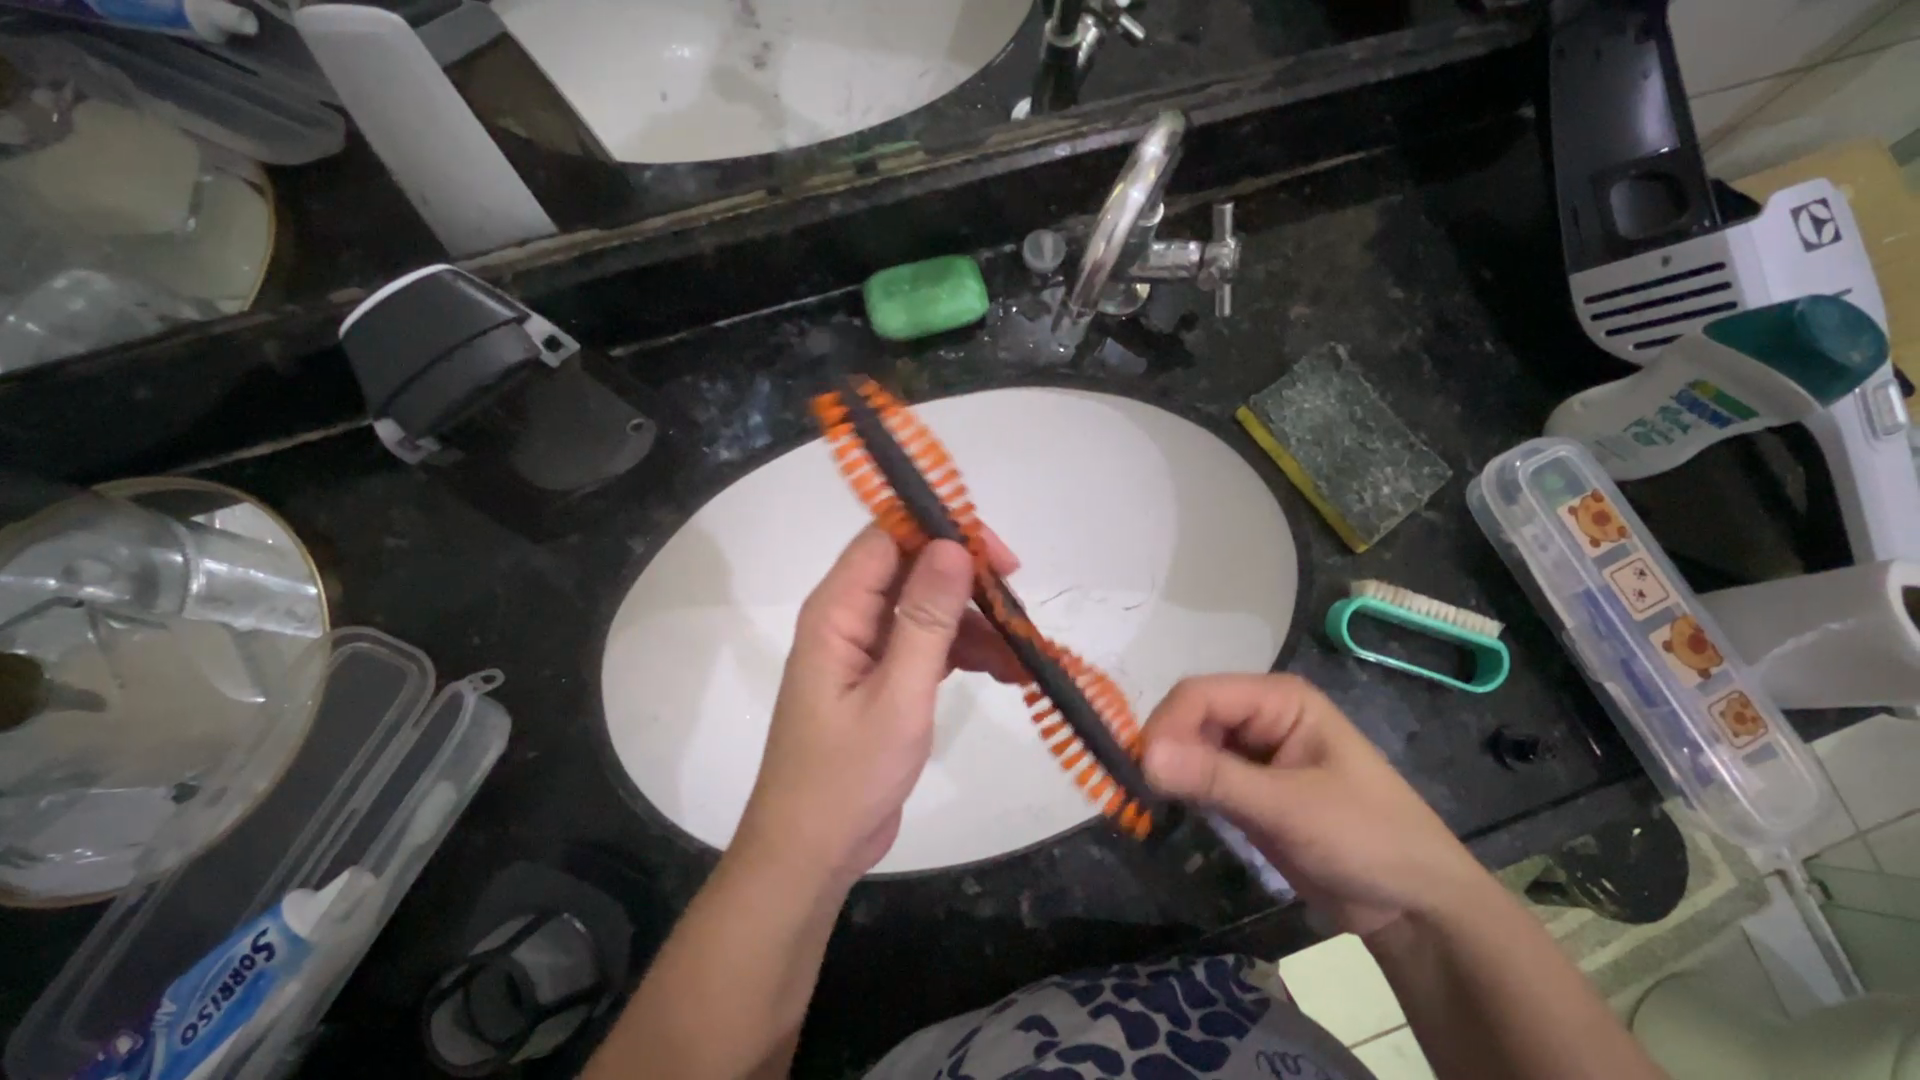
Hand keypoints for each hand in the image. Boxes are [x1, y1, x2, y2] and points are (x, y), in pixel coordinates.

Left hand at [734, 526, 1023, 884]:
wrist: (812, 850)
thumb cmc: (848, 775)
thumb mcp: (898, 696)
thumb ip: (926, 619)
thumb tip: (953, 546)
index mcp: (836, 611)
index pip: (887, 538)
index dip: (942, 533)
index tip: (997, 556)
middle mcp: (847, 618)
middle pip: (912, 569)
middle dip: (968, 581)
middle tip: (1019, 604)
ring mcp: (864, 649)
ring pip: (926, 608)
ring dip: (976, 624)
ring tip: (1025, 656)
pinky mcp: (880, 679)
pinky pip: (927, 645)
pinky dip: (965, 653)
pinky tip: (1007, 673)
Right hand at [1142, 674, 1490, 936]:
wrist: (1414, 907)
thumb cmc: (1367, 839)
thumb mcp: (1291, 808)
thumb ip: (1216, 779)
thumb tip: (1143, 757)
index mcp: (1280, 700)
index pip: (1200, 695)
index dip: (1166, 725)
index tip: (1142, 772)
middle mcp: (1263, 717)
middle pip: (1190, 717)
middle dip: (1163, 748)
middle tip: (1141, 793)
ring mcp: (1255, 755)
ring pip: (1190, 747)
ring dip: (1169, 770)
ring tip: (1147, 803)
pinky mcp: (1249, 791)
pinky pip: (1201, 777)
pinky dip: (1182, 790)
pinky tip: (1168, 810)